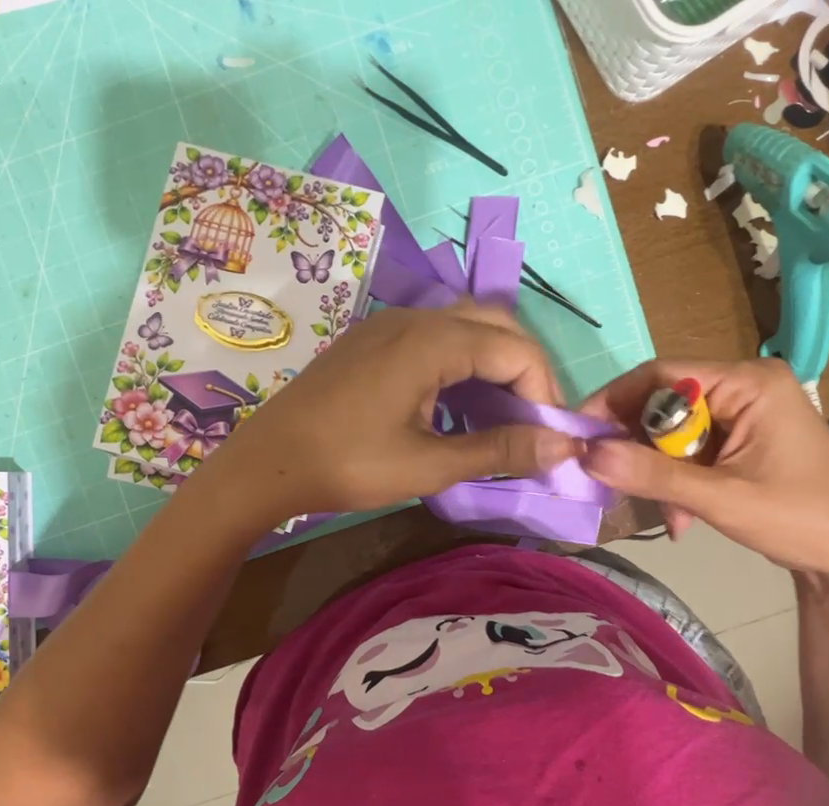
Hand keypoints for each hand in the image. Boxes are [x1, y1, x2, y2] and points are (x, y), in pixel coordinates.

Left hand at [191, 304, 578, 521]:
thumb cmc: (348, 464)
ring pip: (463, 327)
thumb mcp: (429, 464)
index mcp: (432, 341)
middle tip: (529, 422)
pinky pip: (431, 337)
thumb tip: (562, 447)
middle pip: (495, 325)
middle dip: (523, 370)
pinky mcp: (369, 341)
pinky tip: (452, 405)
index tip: (546, 437)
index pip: (517, 349)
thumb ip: (498, 449)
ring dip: (491, 364)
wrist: (267, 462)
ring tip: (498, 416)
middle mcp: (414, 318)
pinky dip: (459, 363)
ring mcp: (387, 325)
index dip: (543, 392)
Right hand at [579, 357, 828, 582]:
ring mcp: (747, 413)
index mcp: (750, 382)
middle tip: (616, 484)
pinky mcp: (744, 438)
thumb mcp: (720, 498)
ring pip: (673, 431)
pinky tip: (681, 516)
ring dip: (659, 473)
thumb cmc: (799, 520)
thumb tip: (587, 454)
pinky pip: (691, 449)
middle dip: (639, 448)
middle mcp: (747, 386)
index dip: (614, 401)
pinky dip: (677, 480)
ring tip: (668, 515)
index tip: (579, 436)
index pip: (661, 374)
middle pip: (665, 402)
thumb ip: (653, 475)